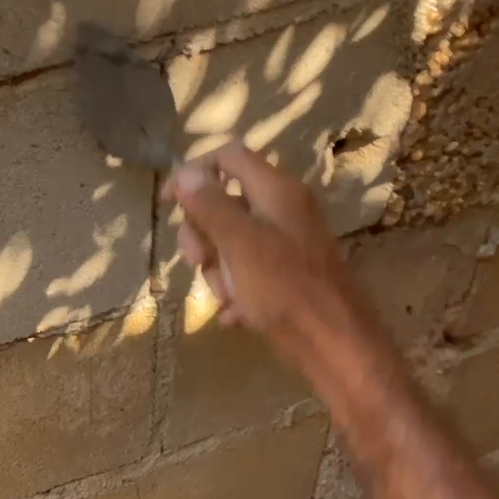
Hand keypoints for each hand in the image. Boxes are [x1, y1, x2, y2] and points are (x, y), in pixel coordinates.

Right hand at [161, 143, 367, 358]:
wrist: (330, 342)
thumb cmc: (283, 289)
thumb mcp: (238, 244)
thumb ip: (209, 206)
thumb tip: (182, 171)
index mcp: (275, 191)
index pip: (227, 156)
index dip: (193, 173)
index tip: (168, 204)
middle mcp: (281, 208)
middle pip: (222, 200)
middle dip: (200, 232)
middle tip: (197, 261)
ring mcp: (283, 239)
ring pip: (227, 238)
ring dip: (214, 267)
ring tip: (224, 294)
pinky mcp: (281, 268)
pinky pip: (241, 266)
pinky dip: (232, 285)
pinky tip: (235, 309)